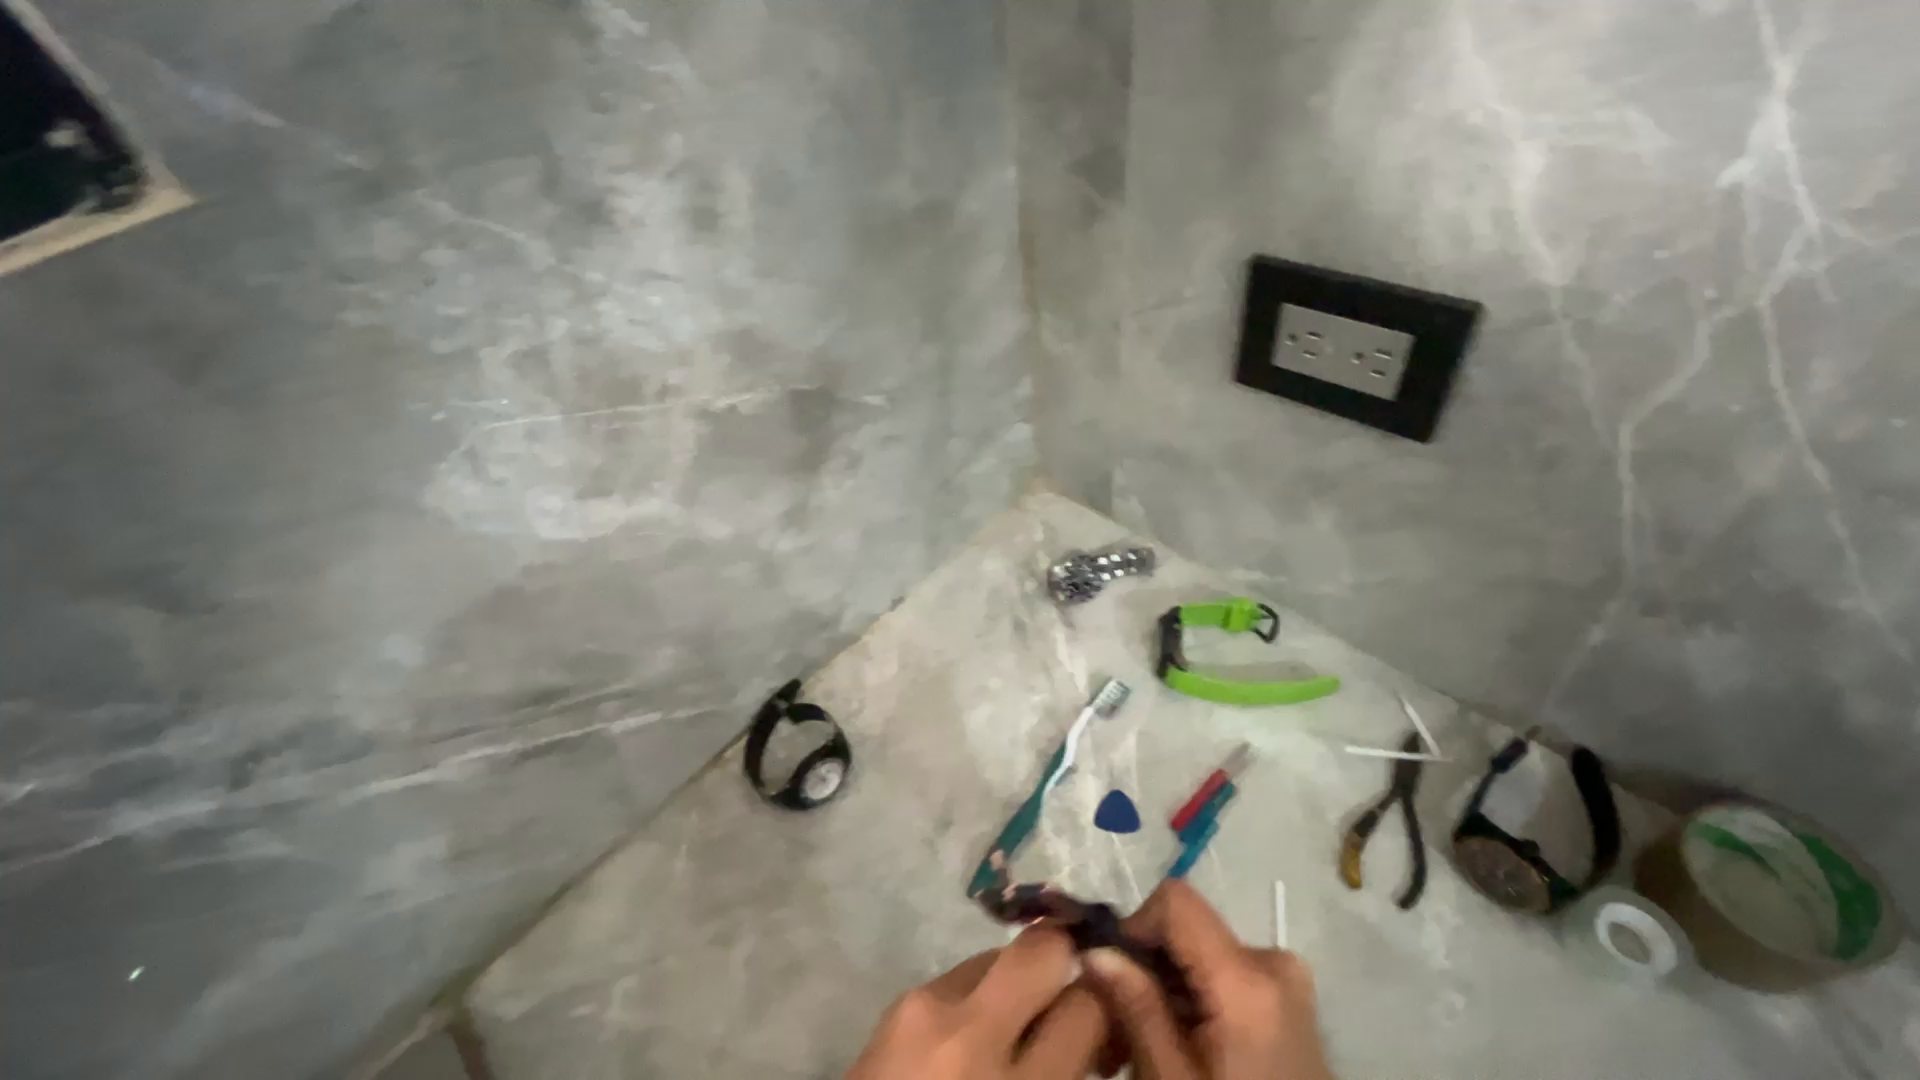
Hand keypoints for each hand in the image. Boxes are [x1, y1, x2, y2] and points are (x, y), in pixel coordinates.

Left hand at [847, 925, 1109, 1079]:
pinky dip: (977, 997)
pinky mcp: (898, 1003)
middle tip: (1069, 994)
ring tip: (1013, 1025)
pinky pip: (959, 978)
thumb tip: (1096, 1024)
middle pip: (1041, 949)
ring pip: (997, 956)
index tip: (1108, 1014)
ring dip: (1016, 981)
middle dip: (1065, 959)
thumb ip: (1067, 1074)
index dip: (1105, 1006)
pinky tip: (970, 1038)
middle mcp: (972, 1036)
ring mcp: (925, 1010)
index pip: (1087, 1009)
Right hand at [1083, 881, 1331, 1079]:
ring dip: (1161, 994)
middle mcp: (1274, 962)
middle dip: (1141, 973)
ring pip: (1197, 958)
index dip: (1134, 927)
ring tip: (1135, 1050)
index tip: (1111, 978)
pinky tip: (1173, 1049)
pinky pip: (1222, 979)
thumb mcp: (1172, 1079)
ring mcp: (1286, 982)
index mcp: (1249, 979)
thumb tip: (1094, 949)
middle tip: (1110, 1035)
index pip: (1176, 901)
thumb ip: (1137, 1007)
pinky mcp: (1287, 1001)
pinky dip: (1190, 1004)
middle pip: (1183, 934)